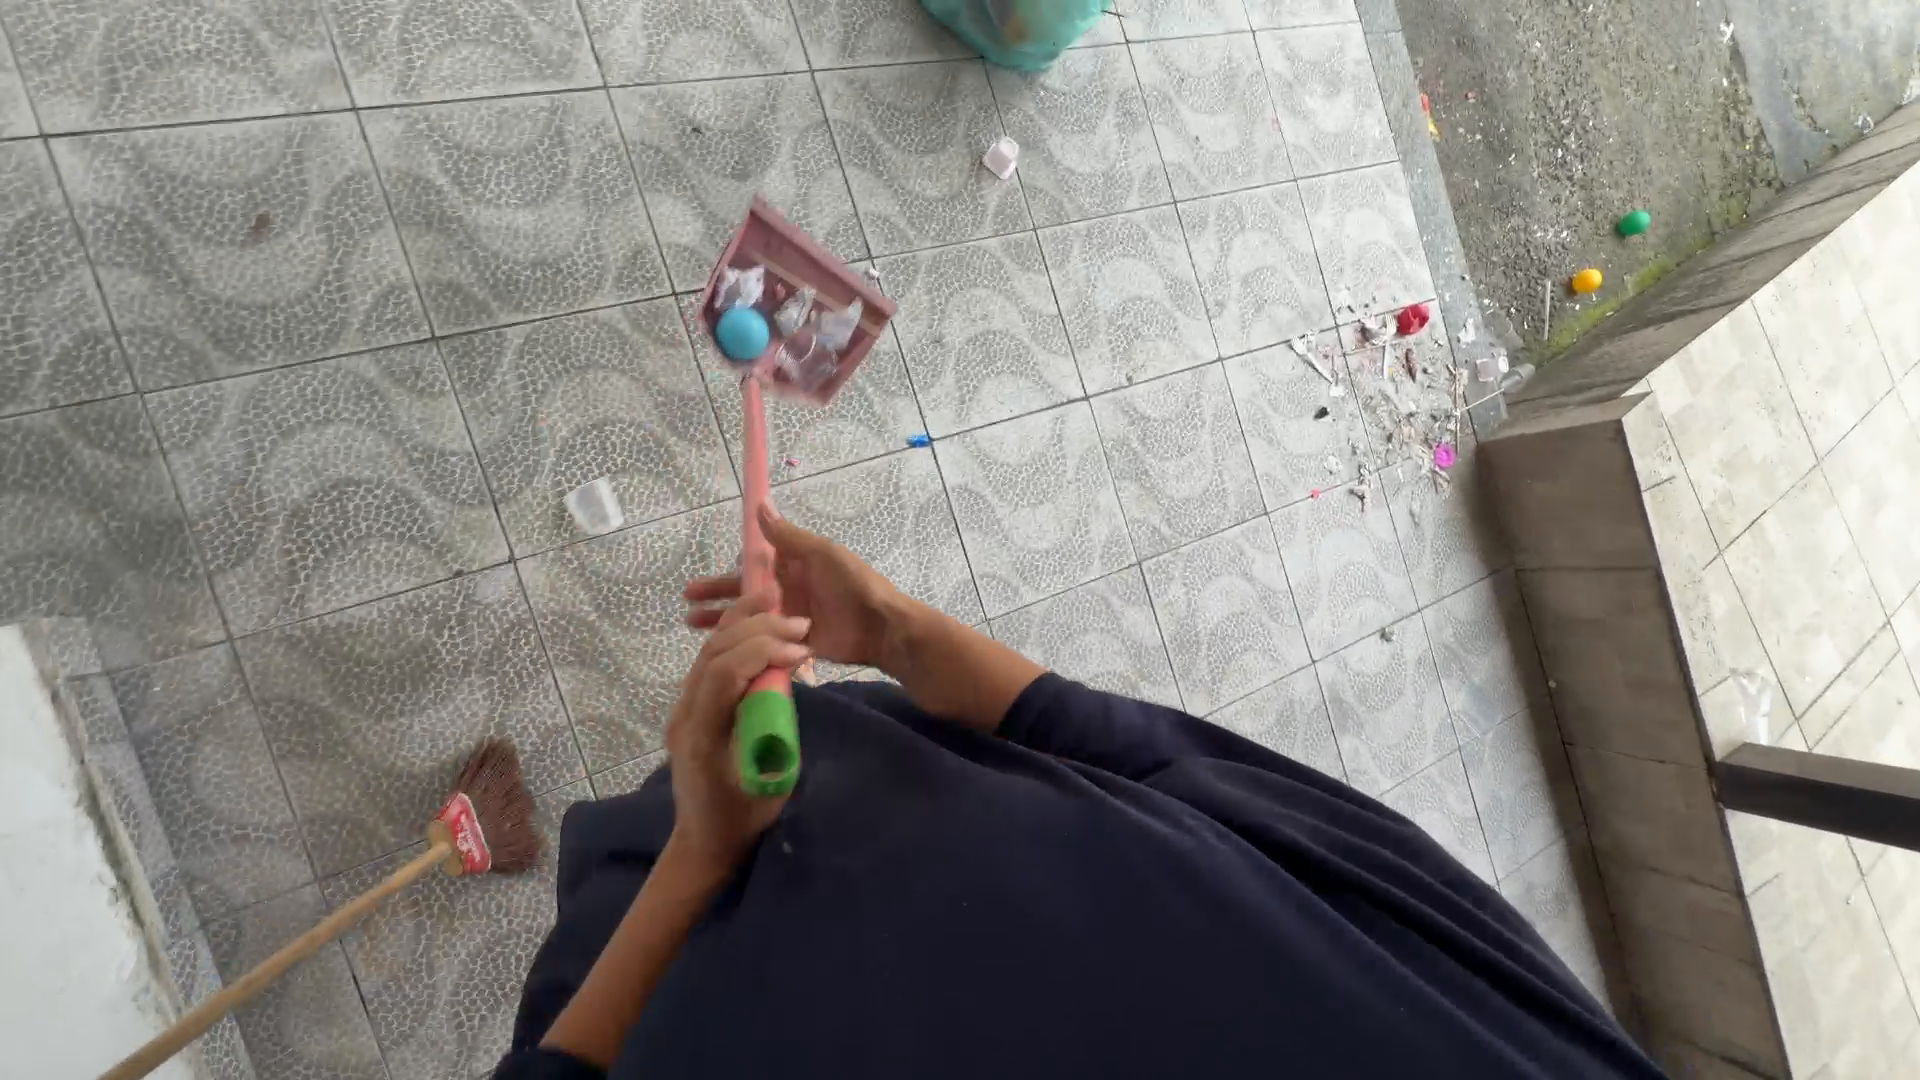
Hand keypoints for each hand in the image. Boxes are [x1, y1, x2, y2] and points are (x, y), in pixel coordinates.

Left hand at [665, 591, 809, 871]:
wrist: (704, 842)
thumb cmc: (743, 818)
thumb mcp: (771, 779)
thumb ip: (774, 728)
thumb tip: (783, 682)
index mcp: (702, 736)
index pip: (724, 674)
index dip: (763, 652)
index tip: (801, 650)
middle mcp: (685, 714)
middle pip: (714, 653)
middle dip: (757, 627)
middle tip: (799, 620)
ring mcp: (683, 708)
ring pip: (709, 649)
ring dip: (744, 622)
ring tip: (778, 599)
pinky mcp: (691, 705)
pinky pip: (711, 659)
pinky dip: (737, 635)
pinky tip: (760, 622)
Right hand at [683, 503, 910, 668]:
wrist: (881, 628)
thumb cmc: (854, 584)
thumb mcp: (822, 554)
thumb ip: (788, 537)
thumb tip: (759, 505)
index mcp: (793, 568)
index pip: (751, 568)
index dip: (724, 576)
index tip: (695, 586)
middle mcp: (788, 593)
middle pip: (744, 596)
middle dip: (716, 600)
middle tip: (687, 606)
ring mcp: (790, 620)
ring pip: (750, 620)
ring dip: (723, 623)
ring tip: (693, 630)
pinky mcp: (796, 644)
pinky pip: (765, 644)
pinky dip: (745, 647)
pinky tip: (721, 654)